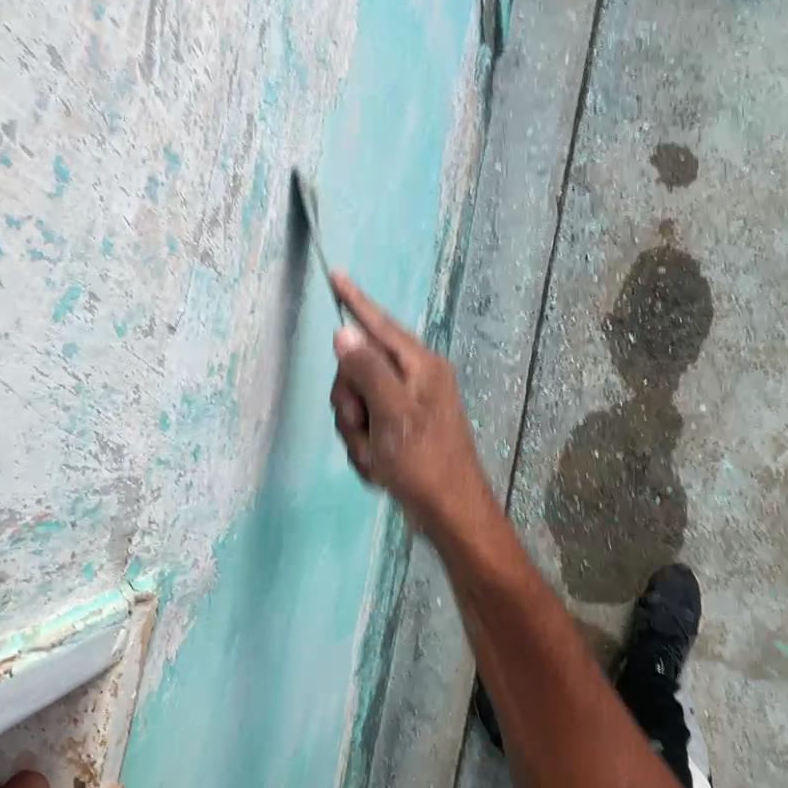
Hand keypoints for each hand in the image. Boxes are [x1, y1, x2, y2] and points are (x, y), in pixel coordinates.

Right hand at [328, 273, 495, 543]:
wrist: (451, 513)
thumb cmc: (424, 461)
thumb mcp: (391, 413)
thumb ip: (367, 370)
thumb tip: (345, 331)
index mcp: (419, 365)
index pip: (379, 324)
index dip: (355, 301)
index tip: (336, 274)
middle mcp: (415, 378)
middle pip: (357, 369)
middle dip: (349, 403)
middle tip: (362, 429)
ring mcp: (408, 405)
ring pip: (357, 403)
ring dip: (357, 433)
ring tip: (376, 458)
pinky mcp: (403, 430)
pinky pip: (367, 428)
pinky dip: (367, 450)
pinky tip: (380, 469)